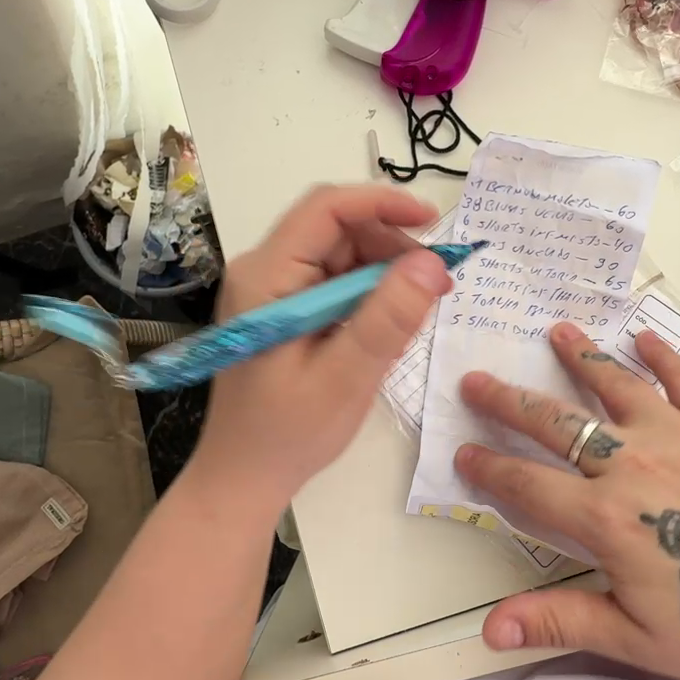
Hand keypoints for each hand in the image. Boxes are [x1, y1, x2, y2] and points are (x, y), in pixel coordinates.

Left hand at [189, 185, 451, 511]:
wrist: (243, 476)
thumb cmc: (287, 433)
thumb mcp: (345, 377)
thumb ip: (387, 318)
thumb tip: (431, 262)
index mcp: (267, 276)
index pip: (326, 209)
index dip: (382, 204)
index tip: (432, 223)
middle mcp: (264, 270)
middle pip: (336, 229)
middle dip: (390, 246)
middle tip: (436, 285)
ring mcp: (272, 290)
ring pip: (340, 255)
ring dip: (383, 276)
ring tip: (411, 320)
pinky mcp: (284, 309)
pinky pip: (334, 283)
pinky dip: (367, 298)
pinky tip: (383, 334)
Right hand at [454, 322, 679, 679]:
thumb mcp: (634, 640)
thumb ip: (558, 620)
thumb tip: (488, 631)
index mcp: (606, 519)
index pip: (525, 486)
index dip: (487, 470)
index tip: (461, 453)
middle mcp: (635, 466)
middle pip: (556, 423)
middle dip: (508, 401)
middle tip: (476, 381)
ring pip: (616, 387)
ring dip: (581, 357)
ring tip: (555, 332)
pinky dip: (663, 357)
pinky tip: (644, 337)